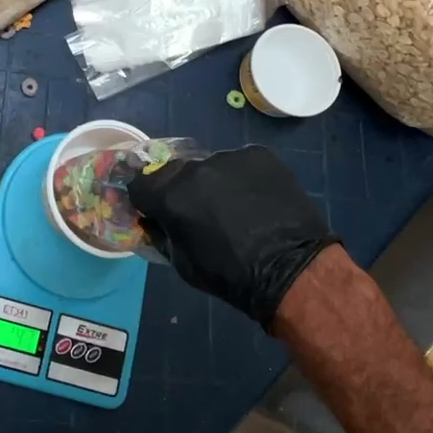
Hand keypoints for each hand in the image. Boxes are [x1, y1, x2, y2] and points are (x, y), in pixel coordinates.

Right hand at [129, 145, 338, 327]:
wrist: (292, 270)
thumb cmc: (231, 277)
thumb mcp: (183, 264)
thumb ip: (163, 234)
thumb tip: (156, 220)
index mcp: (171, 196)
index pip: (140, 184)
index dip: (145, 199)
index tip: (155, 211)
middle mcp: (195, 169)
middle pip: (174, 171)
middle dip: (179, 189)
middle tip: (198, 212)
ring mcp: (228, 157)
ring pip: (209, 166)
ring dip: (212, 183)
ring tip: (234, 207)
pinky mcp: (258, 155)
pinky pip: (239, 163)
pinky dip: (241, 178)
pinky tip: (256, 199)